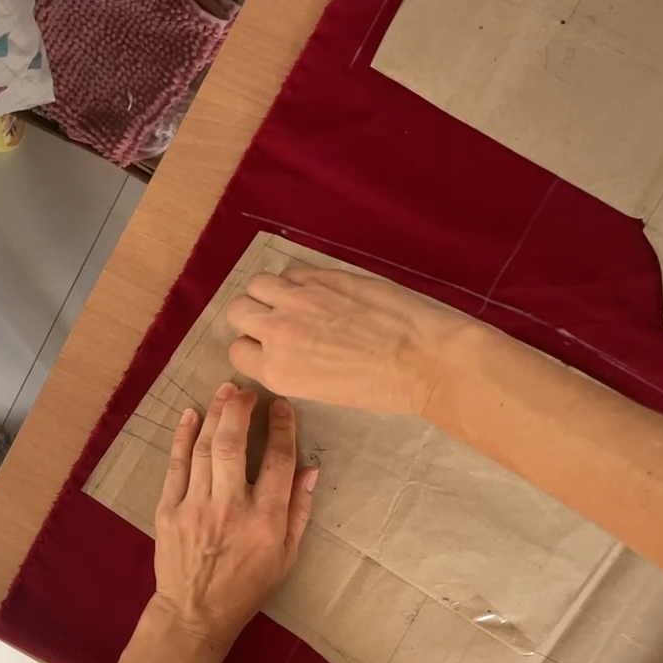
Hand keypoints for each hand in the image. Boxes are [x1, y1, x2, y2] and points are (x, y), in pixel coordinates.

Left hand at [148, 382, 317, 654]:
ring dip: (215, 415)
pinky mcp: (168, 510)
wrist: (196, 613)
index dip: (282, 428)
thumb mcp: (287, 556)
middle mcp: (230, 509)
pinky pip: (176, 465)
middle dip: (240, 410)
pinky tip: (191, 414)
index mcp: (265, 522)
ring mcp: (195, 507)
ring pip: (205, 449)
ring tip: (224, 391)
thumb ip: (299, 510)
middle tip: (246, 389)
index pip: (278, 462)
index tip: (281, 406)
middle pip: (234, 446)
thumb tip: (311, 468)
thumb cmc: (247, 586)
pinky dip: (182, 437)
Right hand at [226, 267, 485, 415]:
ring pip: (258, 283)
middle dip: (252, 314)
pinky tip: (319, 290)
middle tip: (275, 318)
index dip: (252, 346)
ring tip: (294, 299)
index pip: (236, 349)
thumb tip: (284, 350)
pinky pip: (292, 270)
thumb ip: (291, 367)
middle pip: (237, 310)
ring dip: (269, 291)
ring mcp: (299, 299)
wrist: (425, 358)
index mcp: (277, 370)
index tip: (267, 346)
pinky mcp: (324, 276)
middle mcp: (278, 332)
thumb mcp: (322, 392)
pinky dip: (298, 279)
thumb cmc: (383, 388)